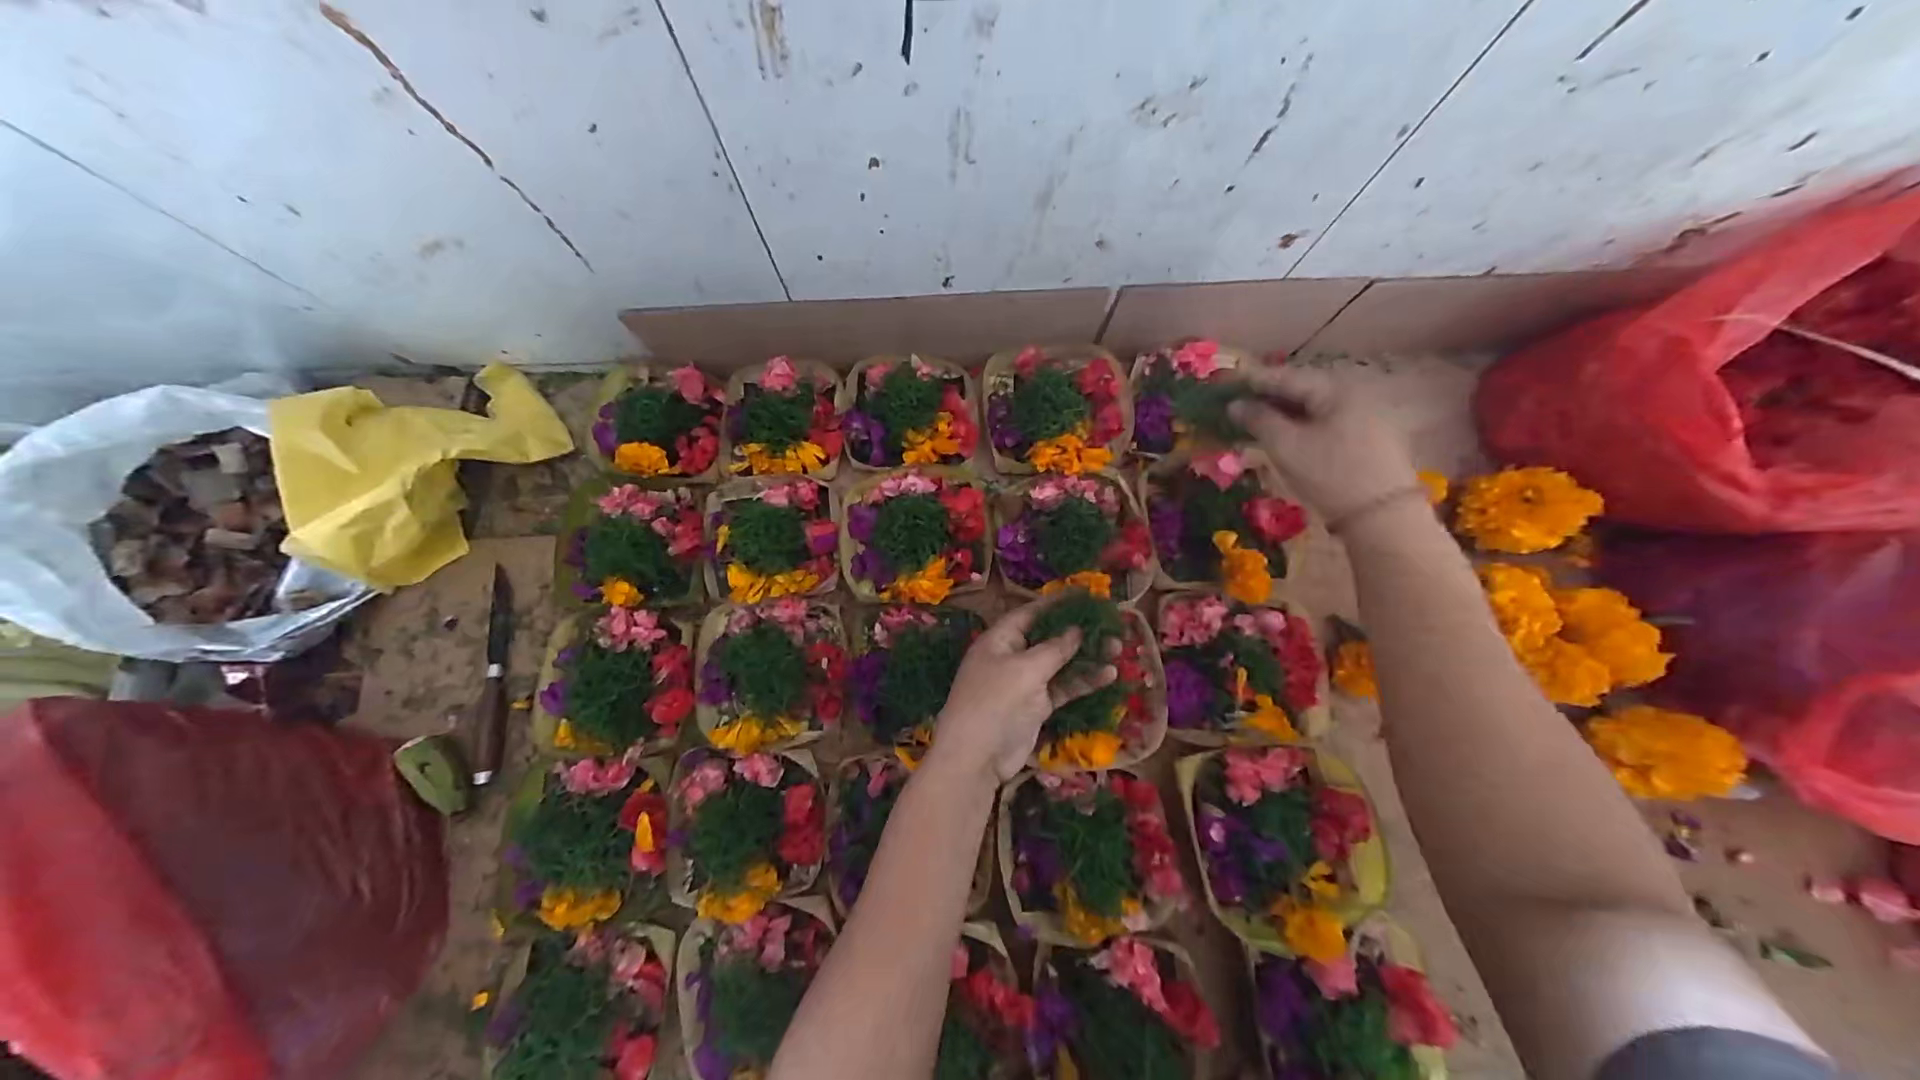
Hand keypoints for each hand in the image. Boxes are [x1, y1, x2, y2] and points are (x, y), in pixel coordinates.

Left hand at [931, 597, 1118, 784]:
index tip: (1085, 596)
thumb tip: (1077, 630)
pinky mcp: (1037, 705)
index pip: (1031, 613)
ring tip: (1118, 648)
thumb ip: (1054, 648)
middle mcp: (1012, 656)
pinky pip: (1063, 687)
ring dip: (1087, 657)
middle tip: (1111, 624)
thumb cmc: (994, 702)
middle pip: (1049, 637)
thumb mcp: (1025, 669)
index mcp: (1000, 639)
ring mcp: (1025, 682)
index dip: (1057, 604)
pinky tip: (1108, 675)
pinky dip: (1083, 681)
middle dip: (1079, 631)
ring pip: (1060, 663)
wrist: (977, 757)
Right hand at [1228, 364, 1419, 524]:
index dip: (1252, 379)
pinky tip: (1279, 436)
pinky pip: (1322, 423)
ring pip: (1311, 409)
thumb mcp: (1286, 446)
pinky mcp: (1365, 440)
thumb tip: (1235, 405)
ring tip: (1252, 421)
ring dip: (1280, 414)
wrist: (1380, 516)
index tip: (1224, 382)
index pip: (1286, 377)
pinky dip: (1297, 426)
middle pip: (1301, 390)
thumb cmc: (1329, 474)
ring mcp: (1363, 418)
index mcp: (1336, 390)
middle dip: (1266, 396)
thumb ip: (1258, 420)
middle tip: (1235, 402)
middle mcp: (1353, 396)